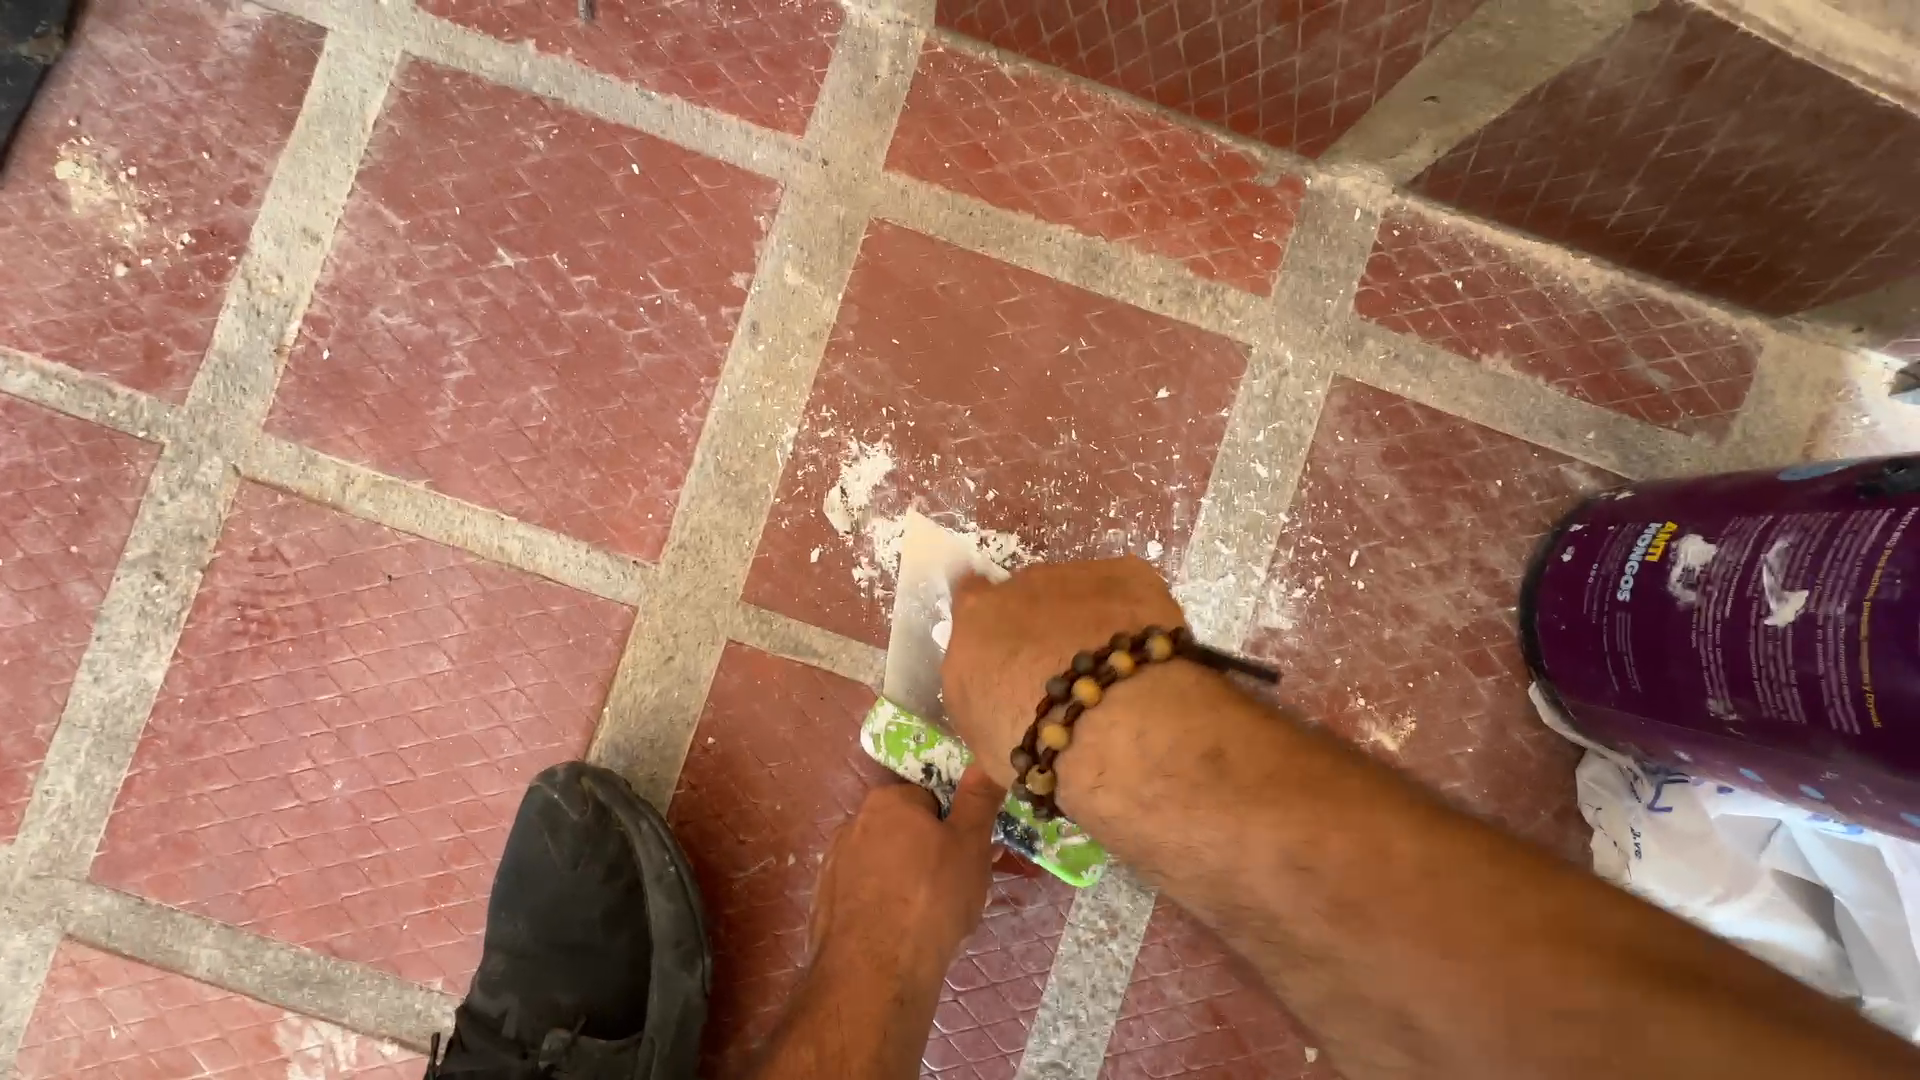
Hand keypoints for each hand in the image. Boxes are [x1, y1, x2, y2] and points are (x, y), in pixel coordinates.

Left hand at [808, 767, 1003, 986]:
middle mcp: (854, 822)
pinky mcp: (822, 903)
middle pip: (904, 831)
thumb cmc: (932, 898)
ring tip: (928, 920)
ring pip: (883, 865)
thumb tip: (985, 761)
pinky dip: (881, 907)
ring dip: (904, 882)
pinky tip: (897, 935)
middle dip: (929, 856)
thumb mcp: (970, 844)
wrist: (875, 972)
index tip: (968, 857)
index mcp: (888, 800)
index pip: (930, 800)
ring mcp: (833, 864)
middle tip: (954, 890)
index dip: (954, 828)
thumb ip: (978, 800)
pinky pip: (863, 895)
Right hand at [942, 558, 1184, 786]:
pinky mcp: (1126, 572)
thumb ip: (986, 726)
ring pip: (1078, 593)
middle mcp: (1018, 587)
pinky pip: (1124, 593)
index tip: (1006, 648)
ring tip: (1113, 674)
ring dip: (1088, 621)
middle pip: (1027, 598)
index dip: (991, 622)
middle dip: (1042, 628)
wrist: (1114, 721)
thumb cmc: (1035, 742)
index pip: (970, 600)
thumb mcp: (991, 748)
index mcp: (975, 622)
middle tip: (1064, 675)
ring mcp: (1074, 574)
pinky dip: (1132, 620)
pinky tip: (1145, 658)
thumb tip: (976, 770)